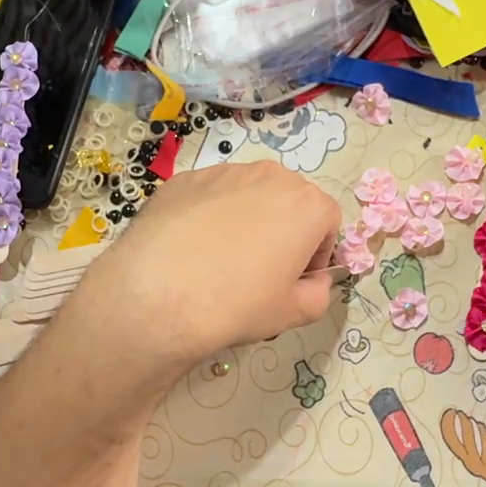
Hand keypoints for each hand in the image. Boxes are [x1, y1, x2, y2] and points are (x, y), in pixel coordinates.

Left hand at [64, 161, 341, 366]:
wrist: (158, 295)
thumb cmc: (237, 304)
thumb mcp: (294, 314)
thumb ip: (320, 293)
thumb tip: (314, 281)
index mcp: (306, 204)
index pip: (328, 221)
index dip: (316, 253)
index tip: (295, 280)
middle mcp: (269, 176)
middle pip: (288, 200)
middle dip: (283, 230)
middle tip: (260, 271)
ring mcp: (223, 172)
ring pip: (247, 194)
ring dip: (246, 220)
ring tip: (220, 260)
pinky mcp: (183, 179)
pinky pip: (209, 196)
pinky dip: (208, 216)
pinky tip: (190, 250)